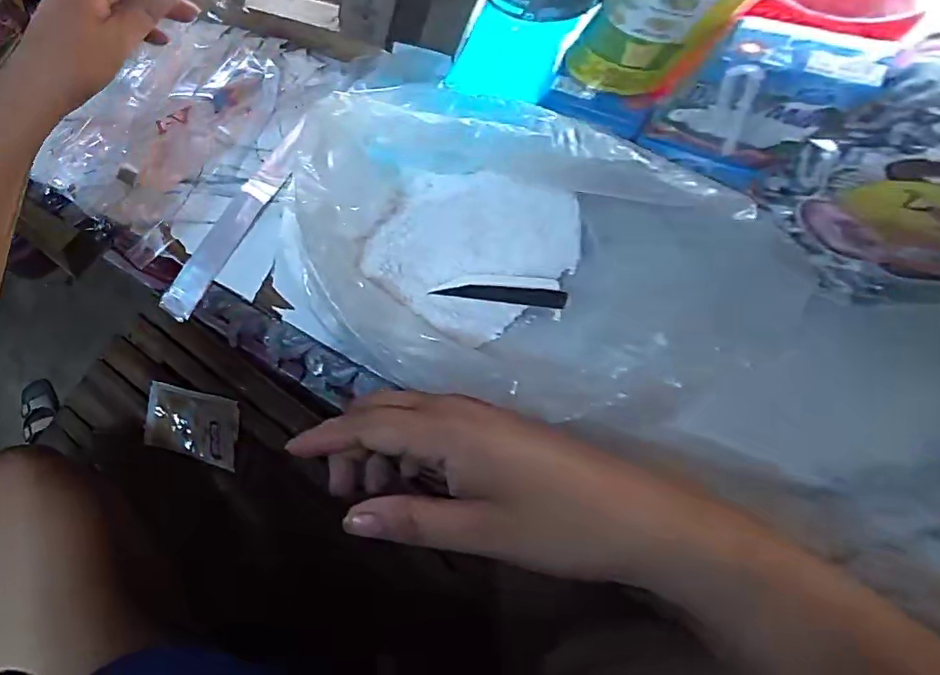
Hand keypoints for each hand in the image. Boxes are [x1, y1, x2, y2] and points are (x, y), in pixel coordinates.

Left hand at [0, 0, 201, 127]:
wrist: (27, 99)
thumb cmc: (75, 68)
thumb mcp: (118, 39)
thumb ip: (149, 9)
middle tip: (194, 11)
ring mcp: (68, 4)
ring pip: (117, 1)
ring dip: (147, 12)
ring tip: (179, 27)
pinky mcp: (65, 24)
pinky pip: (103, 15)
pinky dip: (126, 25)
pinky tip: (148, 40)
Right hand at [284, 392, 775, 586]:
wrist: (649, 517)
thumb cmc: (559, 525)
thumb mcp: (480, 532)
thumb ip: (409, 520)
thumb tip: (350, 519)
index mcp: (442, 428)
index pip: (363, 425)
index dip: (324, 437)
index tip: (290, 451)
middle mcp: (449, 407)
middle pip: (376, 411)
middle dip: (348, 443)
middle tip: (341, 491)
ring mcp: (471, 412)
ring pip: (400, 415)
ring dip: (377, 446)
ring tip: (379, 495)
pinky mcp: (488, 424)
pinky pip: (426, 423)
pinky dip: (405, 446)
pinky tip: (417, 483)